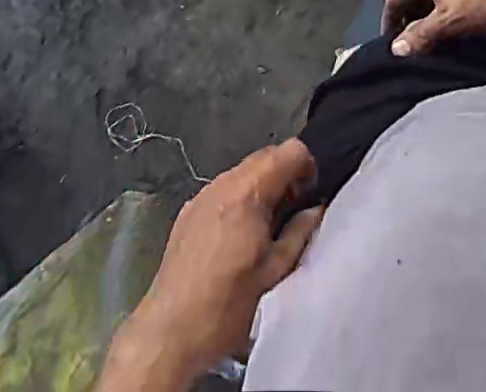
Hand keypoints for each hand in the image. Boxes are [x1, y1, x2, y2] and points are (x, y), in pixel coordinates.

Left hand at [100, 140, 323, 391]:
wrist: (169, 334)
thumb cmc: (227, 305)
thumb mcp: (275, 271)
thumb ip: (300, 232)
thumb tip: (315, 210)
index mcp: (248, 193)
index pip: (289, 150)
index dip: (307, 167)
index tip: (308, 196)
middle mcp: (223, 184)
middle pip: (266, 156)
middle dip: (285, 176)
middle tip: (291, 213)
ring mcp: (202, 195)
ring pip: (243, 171)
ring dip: (261, 187)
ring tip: (265, 228)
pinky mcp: (188, 212)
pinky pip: (223, 189)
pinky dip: (239, 198)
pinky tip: (237, 236)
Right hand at [382, 0, 485, 56]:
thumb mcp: (449, 21)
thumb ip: (420, 35)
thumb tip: (395, 49)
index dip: (390, 24)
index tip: (392, 50)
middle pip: (412, 1)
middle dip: (410, 26)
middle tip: (412, 53)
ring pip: (431, 5)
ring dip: (429, 27)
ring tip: (432, 50)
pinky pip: (449, 6)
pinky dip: (445, 23)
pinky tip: (452, 40)